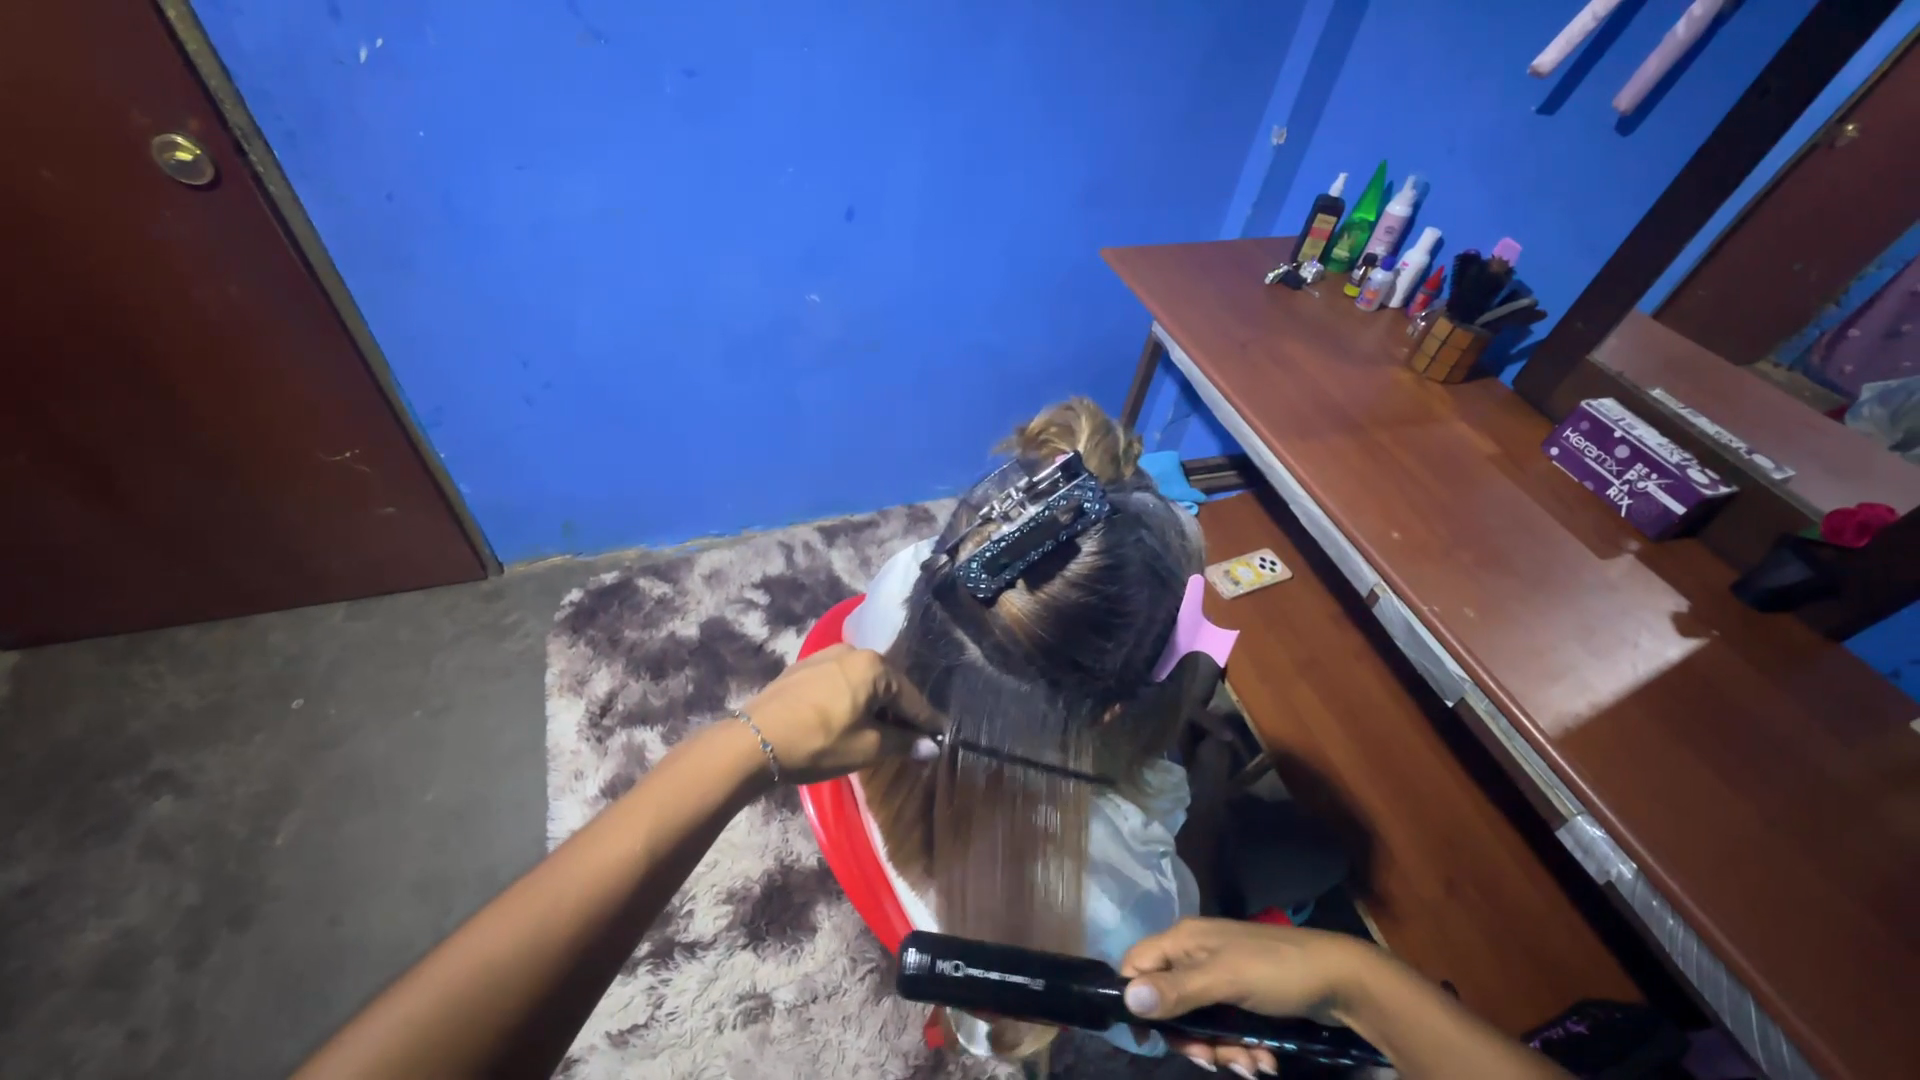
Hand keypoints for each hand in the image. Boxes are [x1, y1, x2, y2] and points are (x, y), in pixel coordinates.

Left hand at [738, 644, 941, 783]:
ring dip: (873, 704)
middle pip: (887, 684)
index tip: (939, 738)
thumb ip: (903, 743)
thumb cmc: (818, 742)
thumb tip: (930, 747)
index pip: (911, 697)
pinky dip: (850, 698)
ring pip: (862, 681)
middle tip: (909, 738)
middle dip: (898, 711)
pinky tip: (847, 719)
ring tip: (878, 731)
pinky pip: (840, 681)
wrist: (753, 741)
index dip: (926, 721)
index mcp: (874, 666)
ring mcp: (824, 654)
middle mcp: (852, 650)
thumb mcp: (866, 748)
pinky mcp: (803, 667)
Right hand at [1121, 918, 1376, 1075]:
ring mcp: (1221, 977)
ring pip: (1199, 1022)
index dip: (1135, 999)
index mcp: (1184, 940)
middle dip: (1190, 1037)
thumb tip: (1127, 999)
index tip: (1150, 1038)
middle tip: (1212, 1059)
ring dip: (1221, 1049)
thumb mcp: (1225, 980)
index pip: (1137, 964)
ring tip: (1251, 1064)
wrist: (1341, 979)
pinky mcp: (1243, 998)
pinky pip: (1225, 1028)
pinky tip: (1262, 1060)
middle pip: (1167, 1002)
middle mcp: (1196, 955)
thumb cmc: (1276, 970)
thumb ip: (1177, 991)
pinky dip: (1240, 1047)